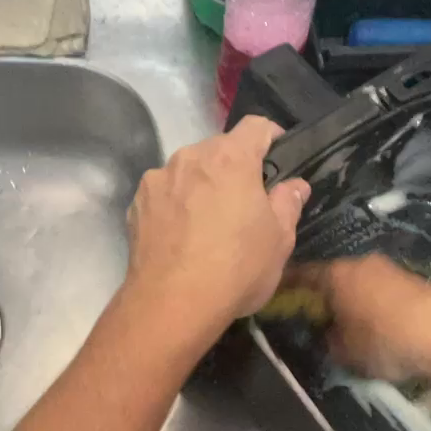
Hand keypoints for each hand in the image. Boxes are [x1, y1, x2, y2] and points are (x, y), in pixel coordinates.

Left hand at [123, 117, 310, 336]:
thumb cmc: (236, 268)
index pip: (256, 126)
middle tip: (246, 203)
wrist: (172, 304)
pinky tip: (181, 238)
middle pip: (219, 150)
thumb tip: (295, 185)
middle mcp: (190, 157)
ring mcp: (158, 179)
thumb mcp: (279, 240)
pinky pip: (164, 195)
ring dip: (201, 186)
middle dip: (234, 168)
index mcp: (231, 158)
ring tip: (209, 224)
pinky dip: (175, 206)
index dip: (272, 137)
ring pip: (188, 172)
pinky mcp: (136, 204)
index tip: (278, 158)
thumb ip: (288, 203)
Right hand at [285, 255, 430, 382]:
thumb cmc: (385, 339)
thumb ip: (327, 340)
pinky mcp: (413, 282)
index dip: (287, 286)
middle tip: (312, 315)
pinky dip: (372, 305)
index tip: (276, 295)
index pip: (302, 275)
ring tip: (345, 323)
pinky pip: (380, 292)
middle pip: (333, 277)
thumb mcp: (344, 350)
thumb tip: (326, 334)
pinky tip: (375, 324)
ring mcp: (390, 270)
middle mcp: (361, 263)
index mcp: (337, 274)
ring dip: (350, 300)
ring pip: (359, 284)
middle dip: (322, 295)